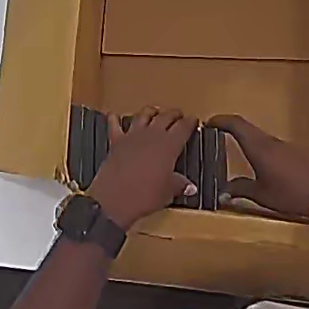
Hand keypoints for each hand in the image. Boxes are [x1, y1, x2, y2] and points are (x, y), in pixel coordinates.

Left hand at [87, 107, 196, 227]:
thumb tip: (190, 187)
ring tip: (154, 111)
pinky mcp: (115, 140)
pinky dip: (115, 118)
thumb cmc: (146, 195)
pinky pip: (114, 124)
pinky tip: (115, 115)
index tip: (194, 120)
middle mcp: (151, 135)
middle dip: (173, 114)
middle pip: (165, 117)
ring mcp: (132, 135)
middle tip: (179, 114)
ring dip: (150, 111)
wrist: (115, 197)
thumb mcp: (168, 192)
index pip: (183, 127)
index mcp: (169, 145)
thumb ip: (179, 185)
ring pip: (143, 115)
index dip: (190, 122)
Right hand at [210, 114, 308, 220]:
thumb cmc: (290, 193)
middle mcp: (271, 141)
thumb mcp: (261, 195)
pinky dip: (260, 147)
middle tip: (217, 134)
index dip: (221, 120)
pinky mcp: (296, 153)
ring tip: (236, 149)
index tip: (208, 122)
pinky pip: (272, 145)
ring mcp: (286, 146)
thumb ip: (240, 189)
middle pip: (247, 128)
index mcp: (258, 146)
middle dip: (231, 128)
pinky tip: (261, 163)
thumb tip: (223, 191)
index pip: (236, 124)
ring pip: (260, 136)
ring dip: (247, 138)